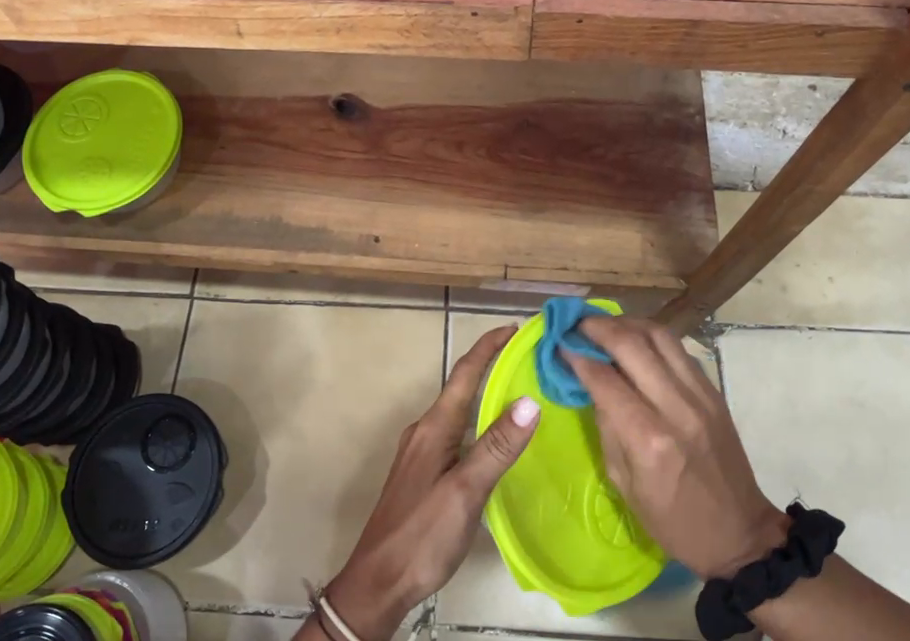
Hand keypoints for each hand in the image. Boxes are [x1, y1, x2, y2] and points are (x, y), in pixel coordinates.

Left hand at [324, 326, 540, 637]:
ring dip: (486, 395)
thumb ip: (497, 447)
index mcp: (435, 428)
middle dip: (492, 366)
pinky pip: (456, 433)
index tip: (516, 327)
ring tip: (521, 391)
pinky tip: (496, 439)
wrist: (378, 581)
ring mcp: (422, 452)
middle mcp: (426, 431)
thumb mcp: (466, 491)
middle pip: (461, 386)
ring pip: (459, 411)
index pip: (465, 373)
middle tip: (529, 359)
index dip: (489, 347)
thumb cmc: (422, 535)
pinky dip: (479, 422)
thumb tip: (530, 400)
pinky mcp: (424, 473)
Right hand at [566, 316, 787, 580]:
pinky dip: (651, 339)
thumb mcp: (623, 483)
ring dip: (627, 324)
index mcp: (649, 439)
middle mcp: (677, 407)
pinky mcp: (714, 392)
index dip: (576, 356)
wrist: (738, 532)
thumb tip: (591, 384)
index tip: (558, 345)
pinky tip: (635, 343)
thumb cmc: (672, 520)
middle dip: (598, 328)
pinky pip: (678, 350)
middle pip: (632, 344)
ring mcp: (701, 395)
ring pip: (659, 336)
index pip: (604, 378)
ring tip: (604, 327)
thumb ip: (607, 427)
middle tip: (576, 325)